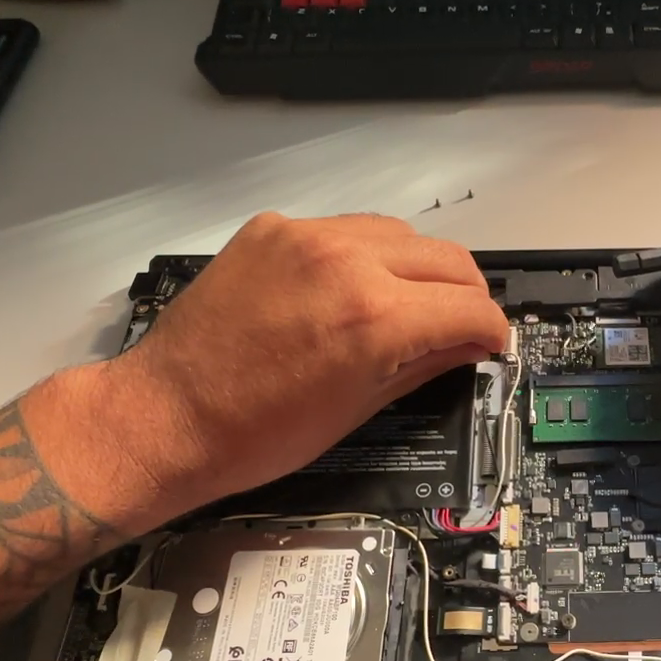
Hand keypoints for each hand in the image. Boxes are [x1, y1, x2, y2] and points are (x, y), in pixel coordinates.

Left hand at [25, 213, 508, 529]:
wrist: (167, 415)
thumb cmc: (257, 432)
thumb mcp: (360, 407)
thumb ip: (426, 364)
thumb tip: (468, 346)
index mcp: (376, 317)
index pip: (472, 308)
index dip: (493, 332)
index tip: (491, 344)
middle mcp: (348, 261)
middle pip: (450, 259)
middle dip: (468, 296)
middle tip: (462, 326)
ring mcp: (308, 237)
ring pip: (403, 234)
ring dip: (421, 269)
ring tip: (409, 304)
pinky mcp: (274, 230)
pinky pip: (347, 229)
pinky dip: (367, 255)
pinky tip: (352, 288)